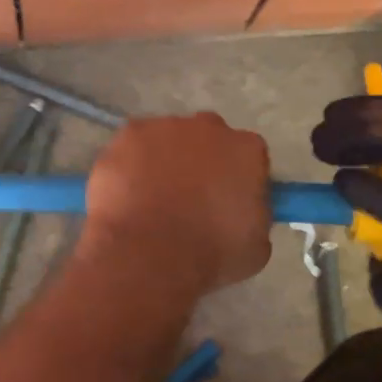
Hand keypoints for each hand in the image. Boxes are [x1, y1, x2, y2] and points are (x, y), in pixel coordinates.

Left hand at [81, 113, 272, 299]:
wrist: (149, 253)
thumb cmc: (210, 253)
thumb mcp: (255, 245)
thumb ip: (254, 214)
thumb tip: (243, 210)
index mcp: (246, 150)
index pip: (247, 157)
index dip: (236, 179)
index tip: (226, 201)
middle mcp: (208, 128)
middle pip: (207, 139)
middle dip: (199, 163)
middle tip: (187, 199)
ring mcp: (164, 127)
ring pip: (166, 140)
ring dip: (162, 162)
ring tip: (150, 200)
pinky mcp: (128, 135)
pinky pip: (132, 148)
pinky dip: (129, 165)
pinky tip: (126, 194)